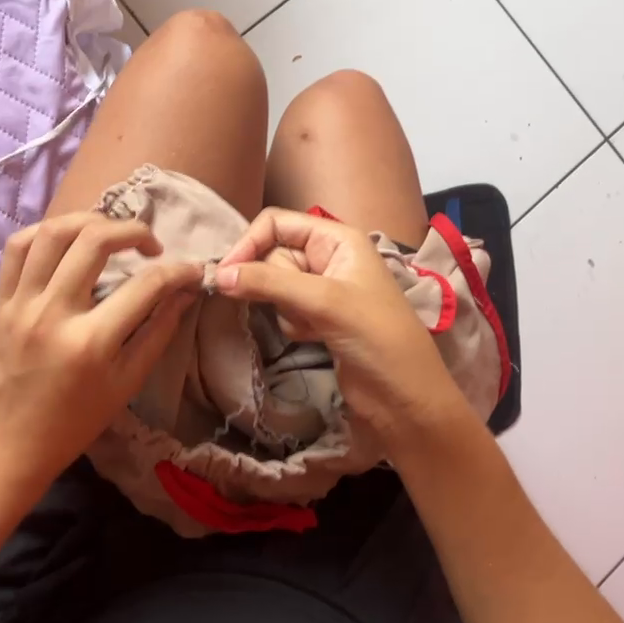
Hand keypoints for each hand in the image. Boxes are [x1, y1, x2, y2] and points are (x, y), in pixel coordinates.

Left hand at [0, 212, 201, 494]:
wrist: (10, 444)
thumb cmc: (76, 421)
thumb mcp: (127, 383)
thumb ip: (159, 331)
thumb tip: (186, 289)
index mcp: (91, 343)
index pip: (146, 285)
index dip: (179, 271)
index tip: (192, 269)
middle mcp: (53, 314)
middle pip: (95, 241)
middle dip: (133, 230)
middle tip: (150, 245)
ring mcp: (21, 304)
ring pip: (53, 232)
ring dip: (89, 221)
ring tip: (110, 233)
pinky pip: (17, 247)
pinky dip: (46, 232)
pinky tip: (67, 241)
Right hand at [214, 208, 465, 449]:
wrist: (405, 399)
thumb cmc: (376, 338)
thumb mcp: (324, 301)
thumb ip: (269, 282)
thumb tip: (218, 275)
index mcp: (337, 238)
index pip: (276, 223)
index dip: (248, 243)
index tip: (225, 274)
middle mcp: (328, 256)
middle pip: (272, 255)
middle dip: (275, 284)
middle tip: (300, 306)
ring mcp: (322, 288)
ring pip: (274, 286)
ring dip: (285, 310)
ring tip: (314, 327)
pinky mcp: (317, 317)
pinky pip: (284, 309)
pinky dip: (292, 324)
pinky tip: (315, 338)